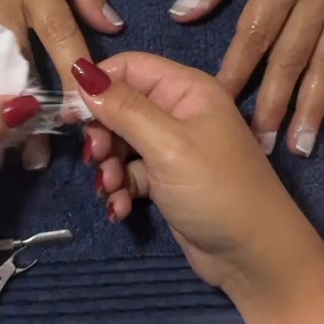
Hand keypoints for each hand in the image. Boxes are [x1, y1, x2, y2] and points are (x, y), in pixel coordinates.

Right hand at [69, 54, 323, 292]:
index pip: (129, 67)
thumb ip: (123, 109)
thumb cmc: (217, 190)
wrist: (253, 256)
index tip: (70, 115)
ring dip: (107, 167)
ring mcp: (172, 149)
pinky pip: (130, 175)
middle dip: (101, 134)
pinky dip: (120, 189)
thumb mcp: (168, 145)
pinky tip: (120, 209)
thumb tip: (80, 71)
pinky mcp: (166, 182)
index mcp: (187, 90)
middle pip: (119, 107)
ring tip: (111, 190)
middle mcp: (179, 113)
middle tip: (97, 160)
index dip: (96, 85)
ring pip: (120, 144)